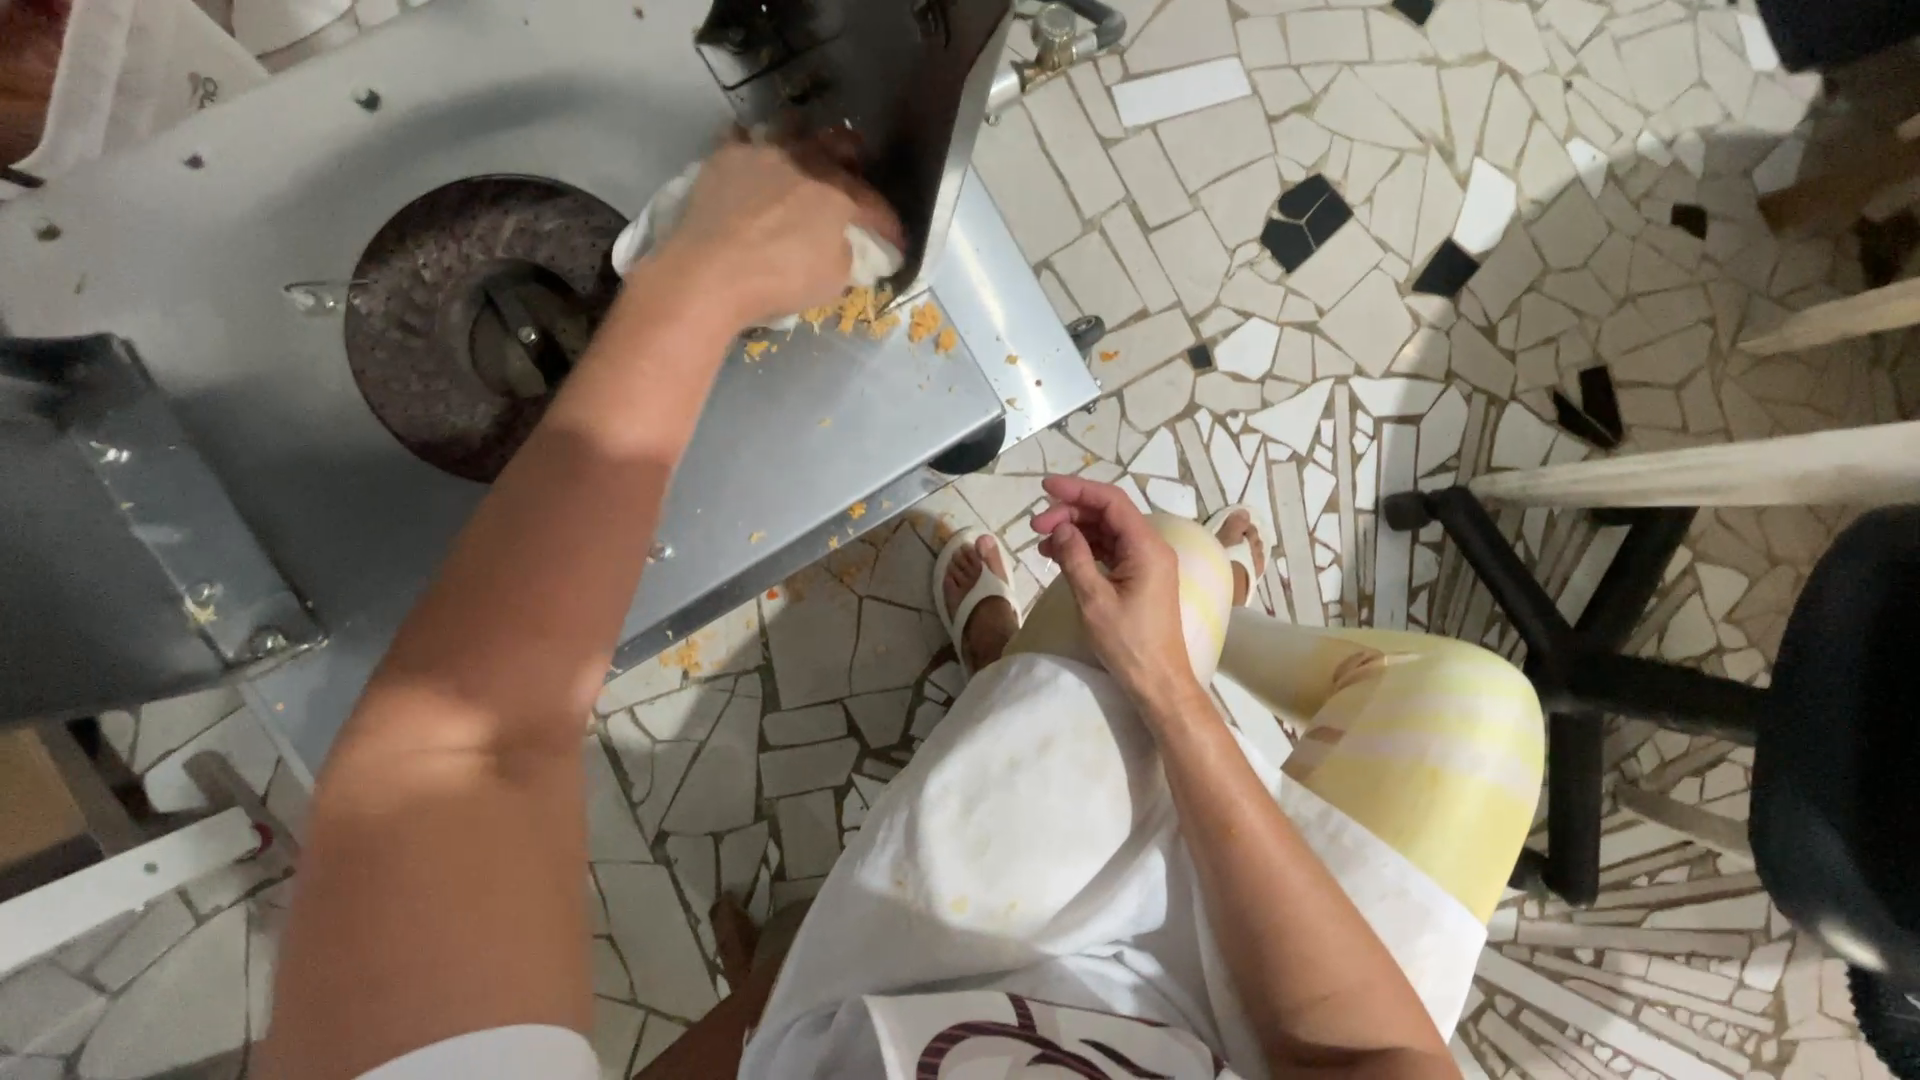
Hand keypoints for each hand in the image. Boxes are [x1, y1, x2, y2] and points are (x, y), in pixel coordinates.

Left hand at [654, 129, 906, 329]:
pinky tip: (754, 155)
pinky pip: (743, 138)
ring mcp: (762, 153)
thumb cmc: (780, 280)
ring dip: (805, 141)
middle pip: (839, 146)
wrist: (709, 274)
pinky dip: (754, 145)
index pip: (874, 204)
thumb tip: (846, 244)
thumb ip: (846, 254)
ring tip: (805, 154)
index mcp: (838, 193)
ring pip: (793, 130)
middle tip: (857, 172)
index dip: (889, 225)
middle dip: (854, 159)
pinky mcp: (724, 158)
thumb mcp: (832, 279)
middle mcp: (804, 162)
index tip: (896, 243)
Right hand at [1030, 475, 1204, 714]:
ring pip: (1108, 531)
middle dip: (1071, 513)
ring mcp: (1147, 563)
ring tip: (1041, 542)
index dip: (1077, 490)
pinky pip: (1111, 550)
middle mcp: (1151, 548)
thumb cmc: (1128, 643)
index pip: (1111, 501)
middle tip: (1036, 526)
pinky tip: (1060, 554)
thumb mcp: (1094, 600)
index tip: (1045, 488)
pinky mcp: (1141, 577)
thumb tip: (1059, 528)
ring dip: (1075, 530)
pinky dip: (1085, 548)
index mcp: (1146, 547)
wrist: (1158, 680)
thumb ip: (1075, 558)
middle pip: (1108, 513)